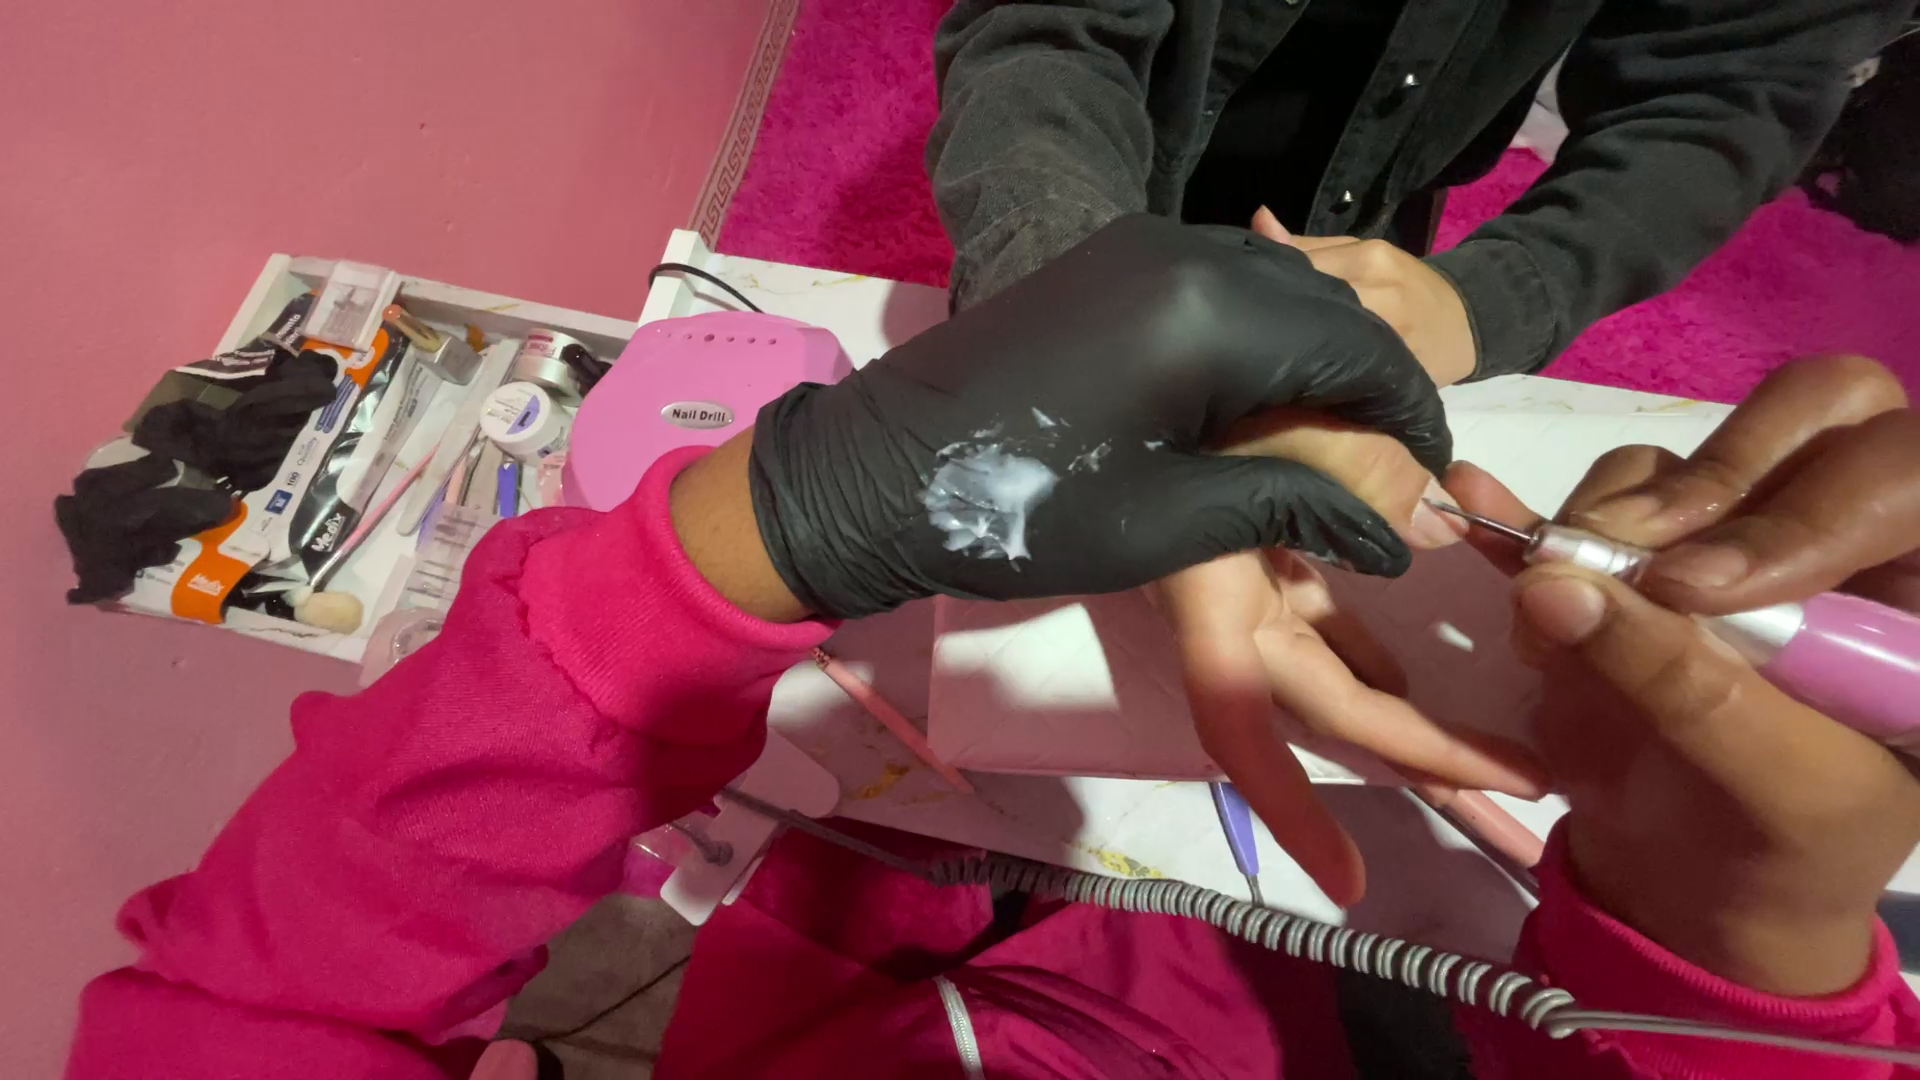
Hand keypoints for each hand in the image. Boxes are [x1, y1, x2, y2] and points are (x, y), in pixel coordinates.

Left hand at [743, 214, 1450, 617]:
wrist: (882, 474)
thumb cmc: (1025, 512)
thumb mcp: (1169, 522)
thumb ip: (1290, 503)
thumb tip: (1387, 528)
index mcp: (1212, 315)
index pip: (1360, 354)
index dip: (1409, 418)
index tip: (1426, 475)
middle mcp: (1186, 252)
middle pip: (1323, 311)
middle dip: (1362, 385)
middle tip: (1374, 462)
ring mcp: (1137, 247)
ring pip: (1269, 290)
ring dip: (1305, 357)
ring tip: (1314, 436)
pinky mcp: (1101, 262)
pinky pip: (1210, 285)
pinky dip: (1247, 335)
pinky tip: (1239, 394)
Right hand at [1159, 411, 1543, 905]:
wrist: (1155, 371)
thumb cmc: (1195, 401)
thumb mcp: (1282, 434)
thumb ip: (1360, 484)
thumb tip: (1435, 530)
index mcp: (1212, 593)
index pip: (1238, 717)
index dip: (1287, 804)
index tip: (1348, 882)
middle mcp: (1223, 609)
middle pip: (1318, 706)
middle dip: (1417, 755)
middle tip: (1525, 791)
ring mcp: (1240, 591)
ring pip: (1325, 674)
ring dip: (1404, 716)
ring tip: (1499, 753)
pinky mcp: (1256, 566)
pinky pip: (1322, 626)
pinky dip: (1373, 654)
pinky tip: (1423, 671)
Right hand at [1450, 355, 1919, 994]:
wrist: (1678, 871)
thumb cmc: (1771, 843)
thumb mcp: (1770, 783)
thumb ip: (1679, 684)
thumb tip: (1556, 588)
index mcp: (1916, 590)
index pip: (1898, 474)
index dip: (1801, 508)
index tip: (1688, 592)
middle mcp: (1818, 543)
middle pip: (1795, 424)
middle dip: (1700, 485)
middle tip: (1622, 554)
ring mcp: (1702, 548)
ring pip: (1657, 469)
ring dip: (1595, 524)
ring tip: (1550, 609)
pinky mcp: (1607, 570)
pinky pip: (1564, 513)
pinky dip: (1514, 509)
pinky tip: (1471, 491)